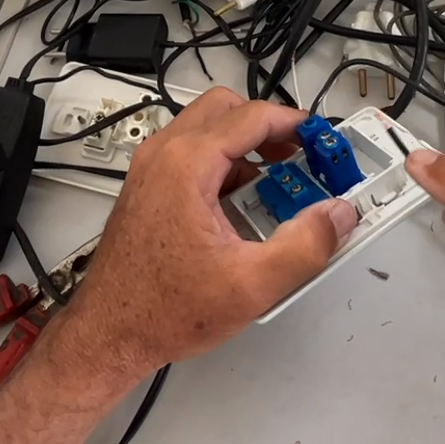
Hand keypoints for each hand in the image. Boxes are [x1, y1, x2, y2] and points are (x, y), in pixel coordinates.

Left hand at [56, 88, 356, 378]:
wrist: (108, 334)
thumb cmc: (160, 310)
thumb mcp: (250, 285)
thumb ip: (305, 246)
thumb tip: (336, 215)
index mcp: (186, 165)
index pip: (251, 117)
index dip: (294, 123)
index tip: (320, 138)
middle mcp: (163, 156)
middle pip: (225, 109)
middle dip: (267, 126)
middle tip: (298, 153)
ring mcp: (151, 170)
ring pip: (206, 128)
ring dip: (245, 144)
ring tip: (278, 181)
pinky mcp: (148, 187)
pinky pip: (191, 154)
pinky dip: (223, 162)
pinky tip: (243, 203)